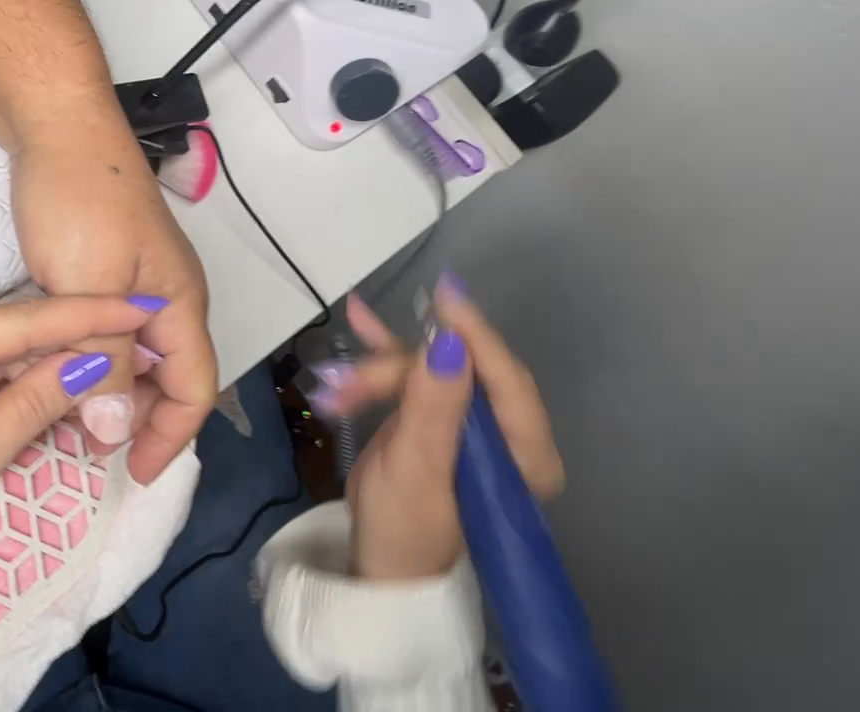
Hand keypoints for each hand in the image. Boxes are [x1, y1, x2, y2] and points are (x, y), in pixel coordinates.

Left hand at [0, 295, 154, 563]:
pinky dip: (35, 376)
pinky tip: (78, 375)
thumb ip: (30, 406)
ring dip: (64, 357)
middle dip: (82, 336)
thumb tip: (93, 363)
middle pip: (19, 328)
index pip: (19, 321)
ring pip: (13, 346)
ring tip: (126, 356)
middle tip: (147, 336)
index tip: (141, 304)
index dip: (86, 314)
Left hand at [10, 122, 214, 485]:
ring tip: (67, 417)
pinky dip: (88, 356)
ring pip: (132, 354)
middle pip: (165, 376)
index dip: (167, 437)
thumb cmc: (77, 197)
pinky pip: (106, 329)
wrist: (52, 124)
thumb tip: (117, 430)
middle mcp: (165, 295)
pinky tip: (57, 368)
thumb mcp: (88, 283)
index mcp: (178, 301)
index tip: (130, 473)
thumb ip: (106, 357)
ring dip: (108, 388)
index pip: (193, 387)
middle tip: (86, 448)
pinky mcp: (103, 266)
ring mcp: (134, 278)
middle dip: (134, 417)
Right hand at [337, 282, 565, 579]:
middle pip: (454, 372)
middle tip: (347, 383)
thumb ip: (434, 406)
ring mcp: (467, 424)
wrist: (379, 561)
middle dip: (396, 369)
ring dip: (375, 372)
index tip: (445, 297)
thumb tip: (447, 343)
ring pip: (423, 372)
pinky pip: (411, 376)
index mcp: (524, 454)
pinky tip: (361, 318)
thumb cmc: (405, 525)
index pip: (507, 381)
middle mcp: (505, 434)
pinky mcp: (434, 418)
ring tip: (334, 387)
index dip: (475, 337)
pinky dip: (381, 353)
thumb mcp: (417, 466)